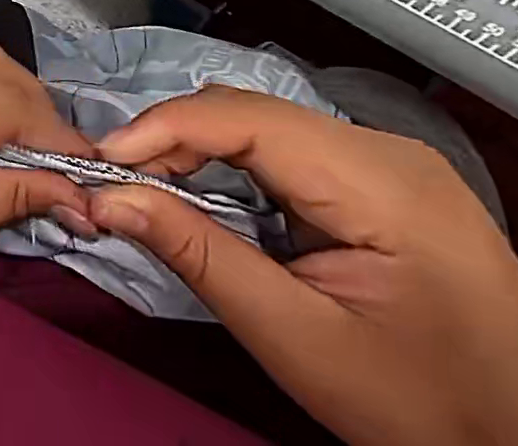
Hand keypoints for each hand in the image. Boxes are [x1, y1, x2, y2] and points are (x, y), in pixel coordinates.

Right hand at [86, 86, 517, 445]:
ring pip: (258, 120)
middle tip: (122, 183)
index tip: (102, 161)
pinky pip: (281, 143)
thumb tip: (108, 198)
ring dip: (196, 147)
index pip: (246, 119)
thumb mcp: (291, 336)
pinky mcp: (378, 172)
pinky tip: (210, 193)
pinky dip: (229, 161)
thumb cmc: (416, 406)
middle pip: (248, 112)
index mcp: (383, 183)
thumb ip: (194, 253)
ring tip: (155, 188)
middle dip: (172, 139)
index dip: (163, 128)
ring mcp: (387, 156)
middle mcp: (387, 149)